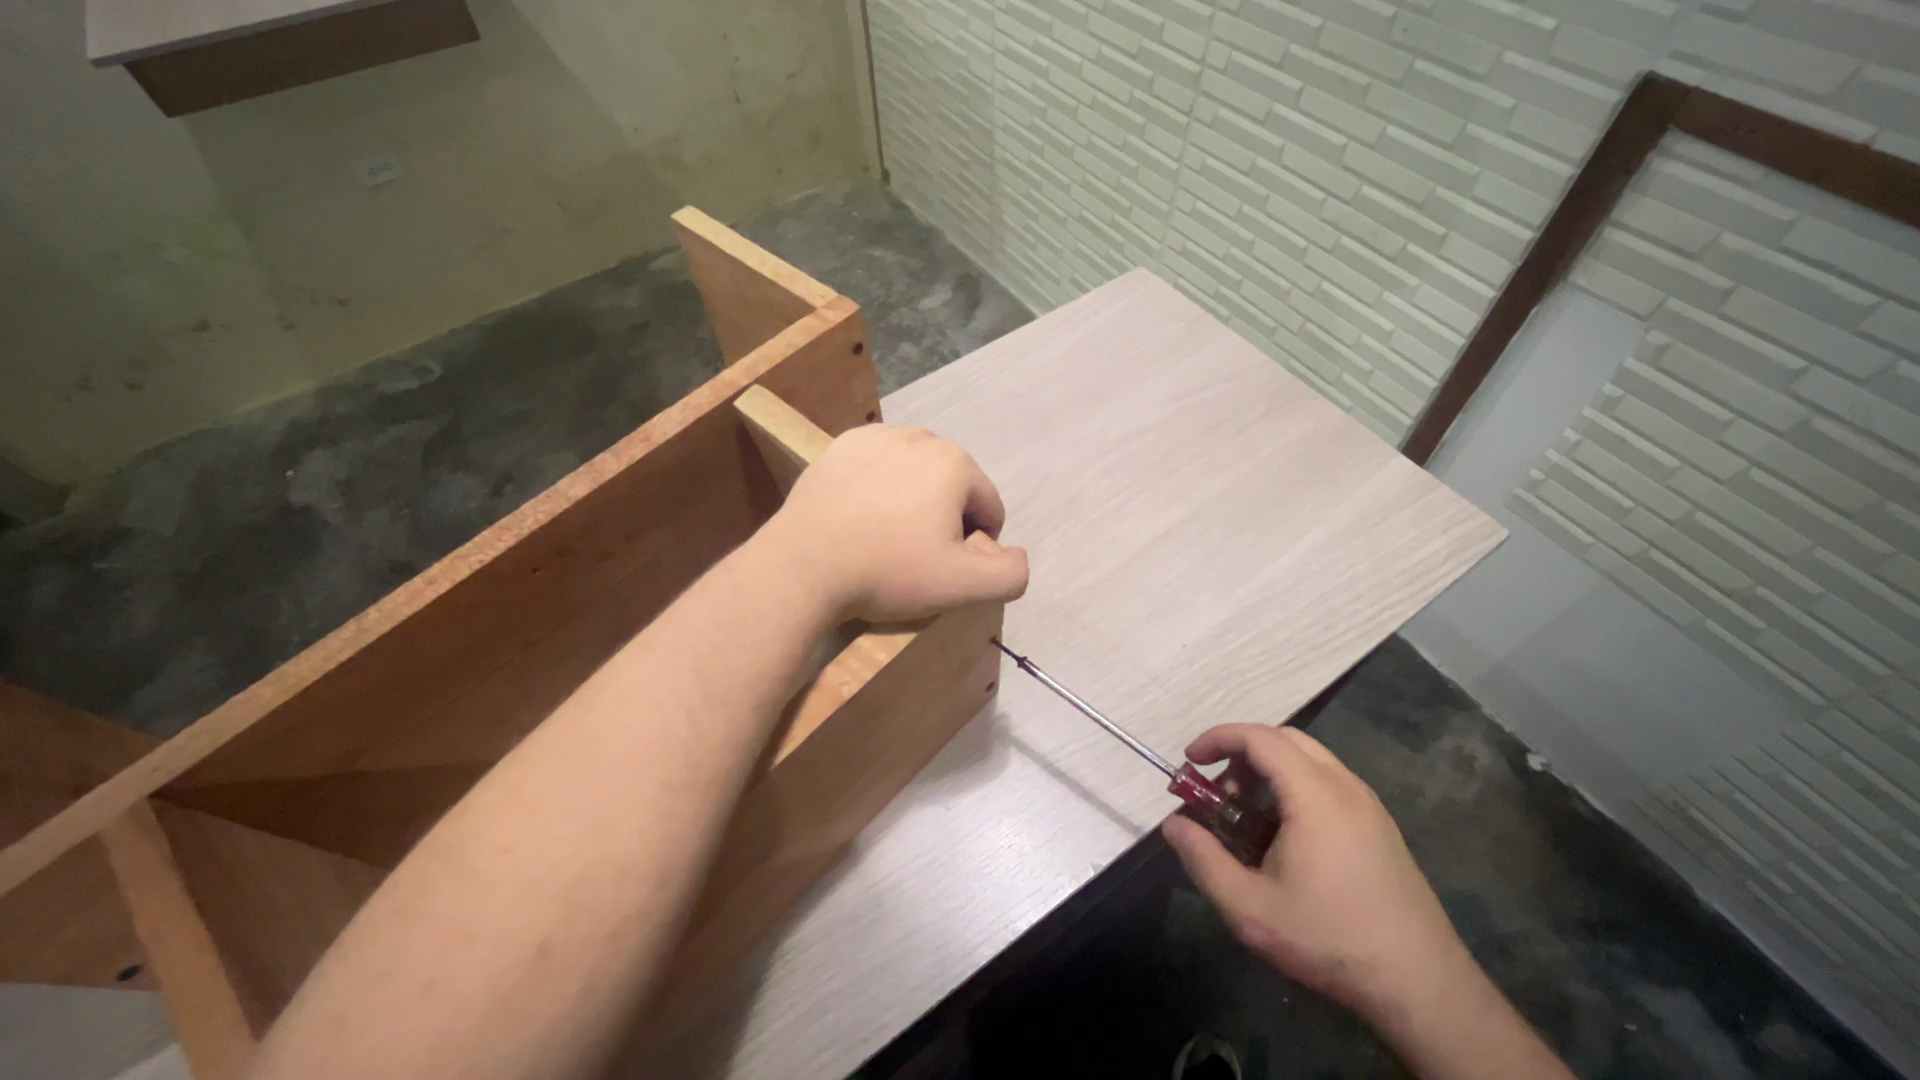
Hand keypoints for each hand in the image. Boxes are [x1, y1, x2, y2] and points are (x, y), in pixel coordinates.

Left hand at [759, 424, 1029, 621]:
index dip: (977, 545)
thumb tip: (1018, 556)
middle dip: (944, 519)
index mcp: (956, 464)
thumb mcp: (962, 586)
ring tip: (886, 540)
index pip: (989, 507)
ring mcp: (875, 437)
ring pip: (914, 474)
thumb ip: (1011, 574)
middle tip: (915, 557)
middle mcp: (920, 437)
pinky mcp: (838, 447)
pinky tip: (860, 521)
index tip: (946, 570)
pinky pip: (877, 469)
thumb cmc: (888, 572)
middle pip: (952, 486)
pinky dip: (878, 490)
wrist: (803, 566)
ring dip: (912, 502)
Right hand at [1162, 724, 1474, 1019]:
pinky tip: (1282, 834)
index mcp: (1315, 796)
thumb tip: (1172, 824)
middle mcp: (1346, 787)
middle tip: (1215, 790)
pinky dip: (1294, 786)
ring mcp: (1369, 806)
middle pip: (1286, 739)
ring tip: (1244, 814)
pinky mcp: (1380, 827)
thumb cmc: (1328, 938)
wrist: (1419, 982)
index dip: (1219, 738)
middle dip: (1241, 751)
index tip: (1190, 760)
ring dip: (1269, 769)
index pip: (1260, 738)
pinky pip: (1329, 782)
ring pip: (1310, 760)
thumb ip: (1203, 859)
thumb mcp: (1249, 907)